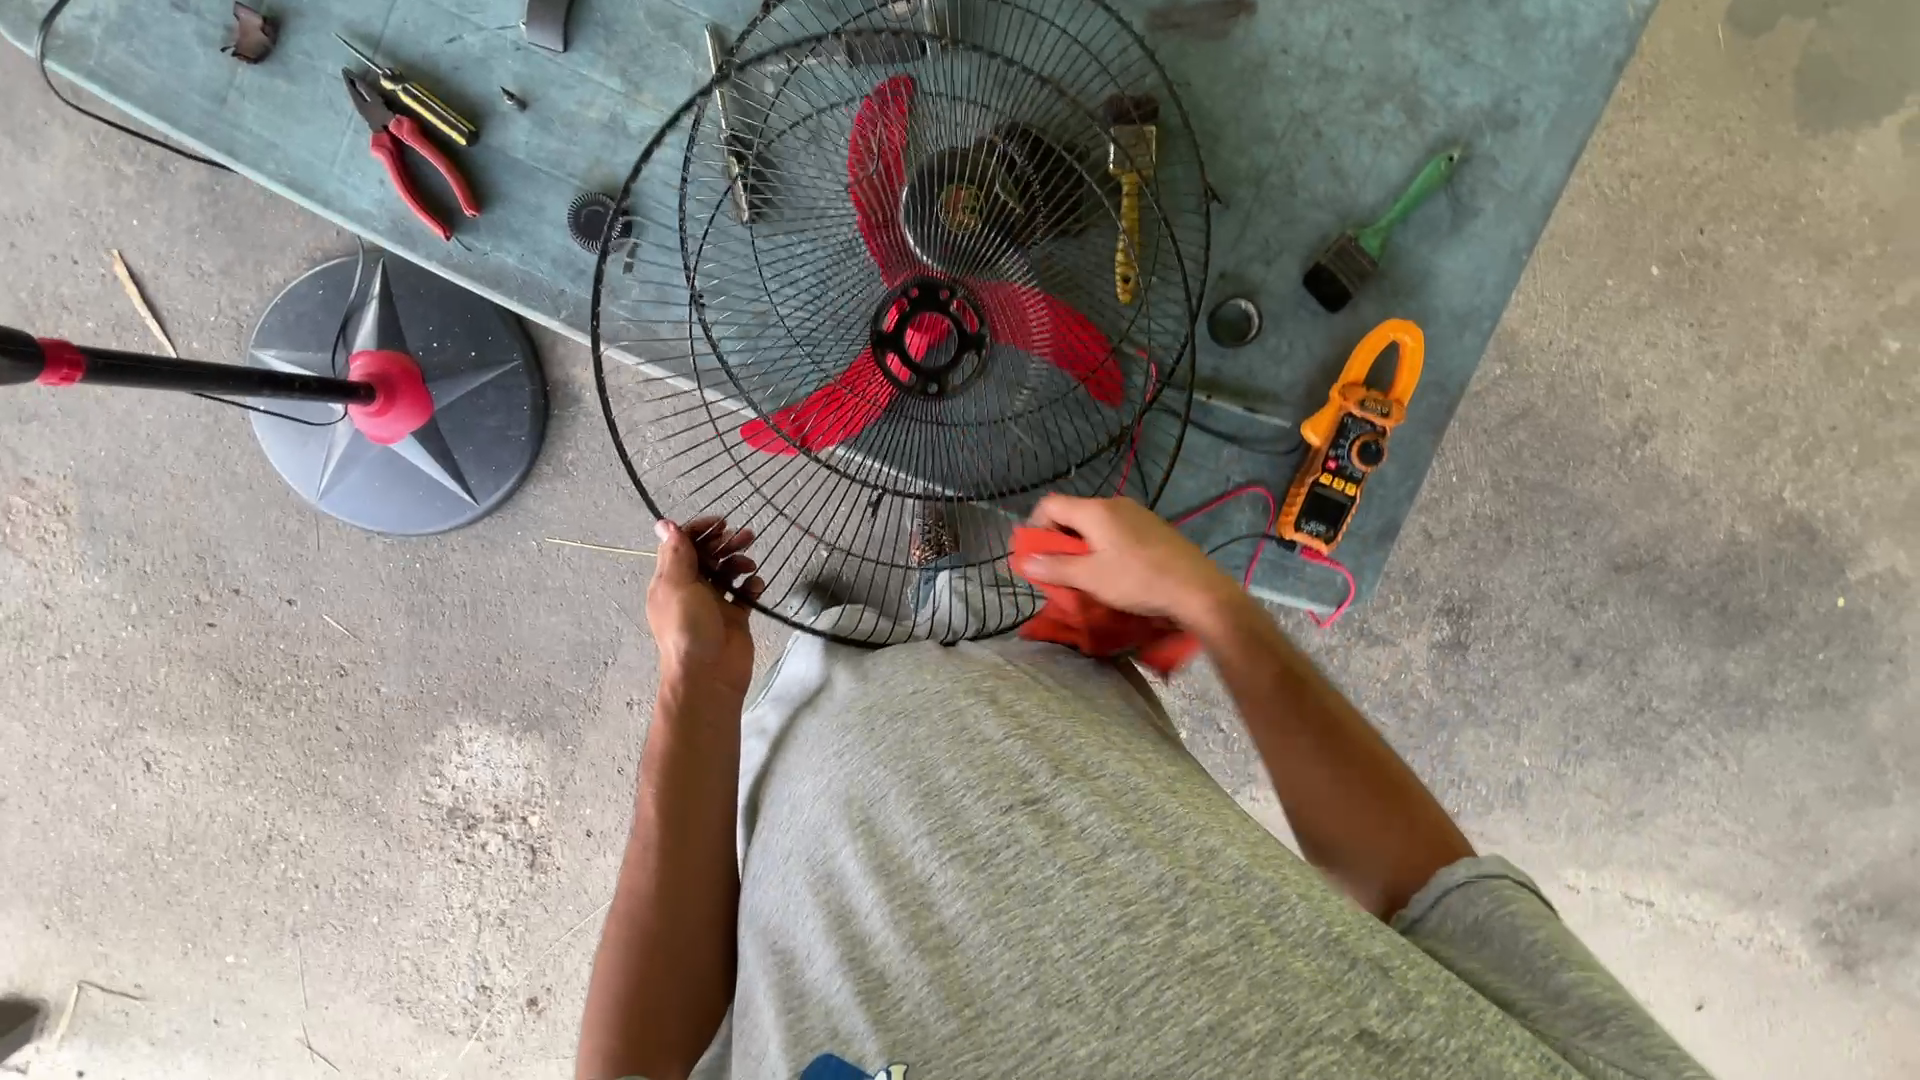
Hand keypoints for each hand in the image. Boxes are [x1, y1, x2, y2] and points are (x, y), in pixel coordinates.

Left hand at [645, 516, 764, 701]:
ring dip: (739, 560)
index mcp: (670, 580)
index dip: (699, 530)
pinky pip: (744, 593)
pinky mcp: (735, 616)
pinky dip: (751, 585)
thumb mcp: (677, 586)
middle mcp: (691, 589)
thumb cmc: (688, 628)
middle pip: (708, 555)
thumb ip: (675, 554)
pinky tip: (755, 584)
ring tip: (750, 563)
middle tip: (745, 537)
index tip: (722, 523)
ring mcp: (714, 603)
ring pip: (728, 571)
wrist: (709, 674)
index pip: (682, 545)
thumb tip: (664, 523)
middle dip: (725, 543)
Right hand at [1015, 495, 1245, 629]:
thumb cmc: (1138, 581)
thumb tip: (1025, 561)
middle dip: (1059, 541)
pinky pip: (1116, 531)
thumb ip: (1055, 568)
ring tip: (1086, 575)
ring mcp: (1138, 514)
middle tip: (1059, 571)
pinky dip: (1105, 547)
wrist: (1198, 590)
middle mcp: (1115, 504)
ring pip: (1096, 525)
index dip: (1035, 527)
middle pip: (1073, 514)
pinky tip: (1115, 572)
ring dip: (1082, 547)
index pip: (1050, 504)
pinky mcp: (1154, 529)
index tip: (1036, 556)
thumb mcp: (1090, 578)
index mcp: (1096, 510)